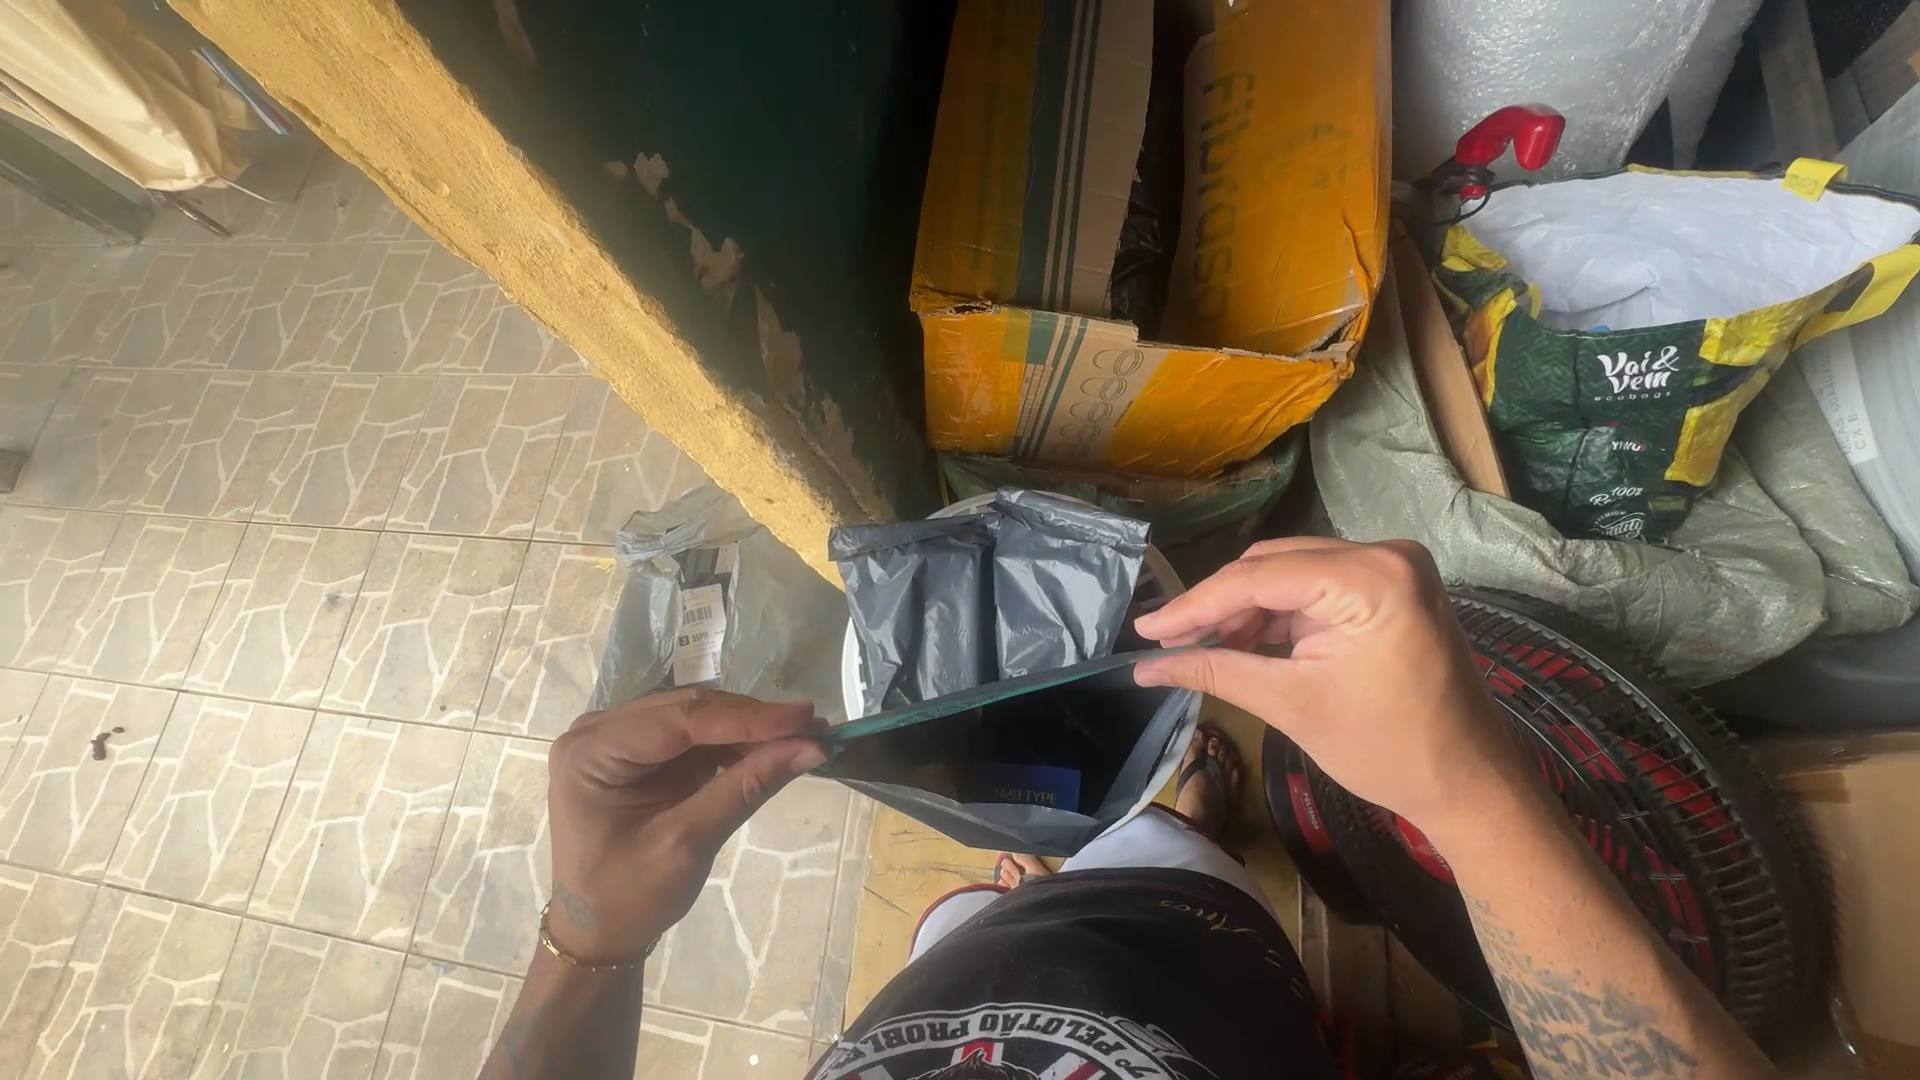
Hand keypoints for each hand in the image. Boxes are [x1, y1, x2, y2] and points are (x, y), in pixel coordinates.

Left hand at [544, 689, 827, 963]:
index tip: (805, 719)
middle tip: (814, 727)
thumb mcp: (687, 844)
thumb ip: (746, 788)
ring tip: (805, 736)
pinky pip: (700, 735)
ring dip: (753, 728)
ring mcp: (622, 737)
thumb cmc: (627, 899)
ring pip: (702, 717)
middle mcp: (601, 731)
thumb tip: (811, 747)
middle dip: (755, 720)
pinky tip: (776, 747)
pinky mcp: (646, 750)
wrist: (597, 934)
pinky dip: (739, 742)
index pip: (681, 718)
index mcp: (591, 751)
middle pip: (693, 710)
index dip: (748, 716)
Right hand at [1132, 537, 1533, 831]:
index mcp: (1370, 577)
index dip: (1194, 605)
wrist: (1471, 786)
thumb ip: (1213, 671)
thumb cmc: (1388, 749)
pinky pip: (1309, 589)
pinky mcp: (1385, 588)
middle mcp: (1382, 554)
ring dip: (1240, 611)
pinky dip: (1272, 616)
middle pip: (1270, 567)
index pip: (1258, 578)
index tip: (1146, 629)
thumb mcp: (1290, 705)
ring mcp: (1388, 568)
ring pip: (1285, 575)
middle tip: (1167, 641)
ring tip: (1197, 647)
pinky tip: (1239, 642)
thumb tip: (1142, 666)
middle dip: (1216, 606)